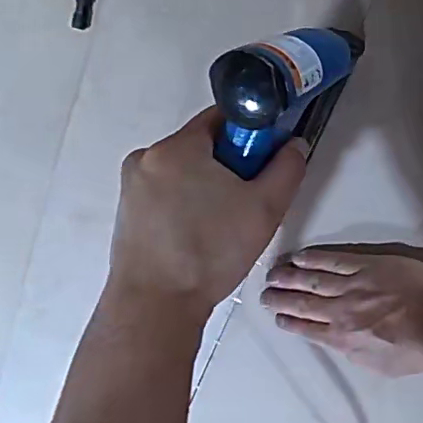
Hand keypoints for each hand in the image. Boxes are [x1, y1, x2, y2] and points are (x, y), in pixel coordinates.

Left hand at [103, 107, 308, 318]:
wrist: (156, 306)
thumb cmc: (210, 252)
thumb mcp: (267, 207)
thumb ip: (288, 168)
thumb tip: (293, 146)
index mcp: (176, 147)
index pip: (224, 116)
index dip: (253, 133)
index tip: (265, 162)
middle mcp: (146, 158)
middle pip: (205, 144)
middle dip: (233, 163)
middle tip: (251, 198)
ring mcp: (132, 186)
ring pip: (188, 170)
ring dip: (212, 185)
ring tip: (227, 222)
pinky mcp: (128, 211)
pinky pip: (169, 191)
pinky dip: (191, 202)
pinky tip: (204, 233)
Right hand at [262, 250, 422, 376]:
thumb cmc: (418, 349)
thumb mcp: (381, 365)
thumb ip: (357, 354)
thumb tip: (345, 345)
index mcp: (344, 340)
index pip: (309, 330)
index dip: (290, 322)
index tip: (277, 316)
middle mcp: (340, 312)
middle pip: (303, 303)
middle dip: (281, 298)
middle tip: (264, 293)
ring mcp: (352, 286)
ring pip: (312, 280)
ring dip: (290, 276)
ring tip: (274, 272)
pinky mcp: (367, 266)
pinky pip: (333, 261)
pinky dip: (314, 259)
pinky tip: (300, 256)